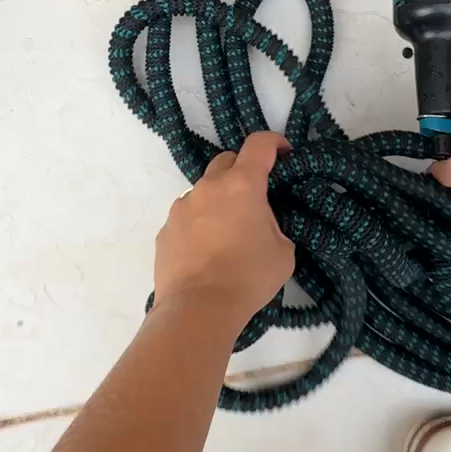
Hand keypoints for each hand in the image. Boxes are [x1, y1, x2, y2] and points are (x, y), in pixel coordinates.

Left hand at [153, 131, 295, 334]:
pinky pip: (187, 216)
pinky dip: (200, 224)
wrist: (198, 309)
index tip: (284, 153)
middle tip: (256, 197)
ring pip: (204, 190)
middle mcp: (209, 187)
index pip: (259, 144)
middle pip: (227, 161)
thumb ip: (275, 225)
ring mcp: (182, 207)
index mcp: (242, 185)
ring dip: (219, 200)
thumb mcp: (283, 251)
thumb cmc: (248, 277)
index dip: (274, 142)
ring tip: (229, 232)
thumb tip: (262, 223)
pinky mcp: (166, 229)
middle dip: (243, 170)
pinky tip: (207, 251)